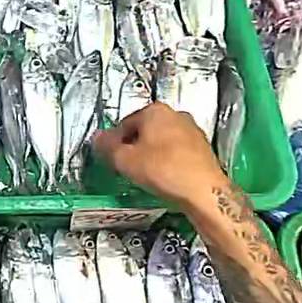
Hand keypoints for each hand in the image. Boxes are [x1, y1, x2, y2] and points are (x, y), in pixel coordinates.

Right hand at [92, 102, 227, 210]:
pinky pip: (176, 149)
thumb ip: (107, 146)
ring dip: (150, 152)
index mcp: (154, 111)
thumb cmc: (162, 170)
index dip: (114, 142)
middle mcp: (175, 114)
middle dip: (133, 145)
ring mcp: (192, 129)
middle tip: (126, 164)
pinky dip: (167, 158)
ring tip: (144, 171)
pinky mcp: (203, 147)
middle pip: (144, 129)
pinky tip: (163, 174)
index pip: (124, 124)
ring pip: (161, 139)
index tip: (111, 157)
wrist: (203, 191)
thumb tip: (97, 138)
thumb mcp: (124, 160)